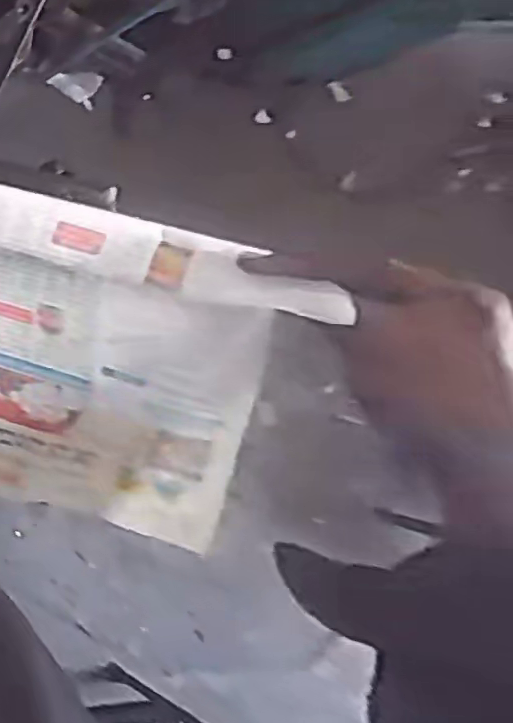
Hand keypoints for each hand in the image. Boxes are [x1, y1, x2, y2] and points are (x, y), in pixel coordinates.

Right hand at [244, 254, 512, 542]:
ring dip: (325, 314)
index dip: (301, 264)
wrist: (473, 458)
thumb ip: (329, 306)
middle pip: (368, 288)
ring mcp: (451, 344)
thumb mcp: (372, 336)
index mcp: (454, 295)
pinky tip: (313, 345)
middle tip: (262, 285)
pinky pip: (372, 342)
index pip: (362, 266)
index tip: (249, 266)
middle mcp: (459, 312)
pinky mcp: (432, 373)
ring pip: (368, 315)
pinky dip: (339, 339)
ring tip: (280, 313)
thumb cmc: (426, 388)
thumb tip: (283, 291)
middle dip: (314, 287)